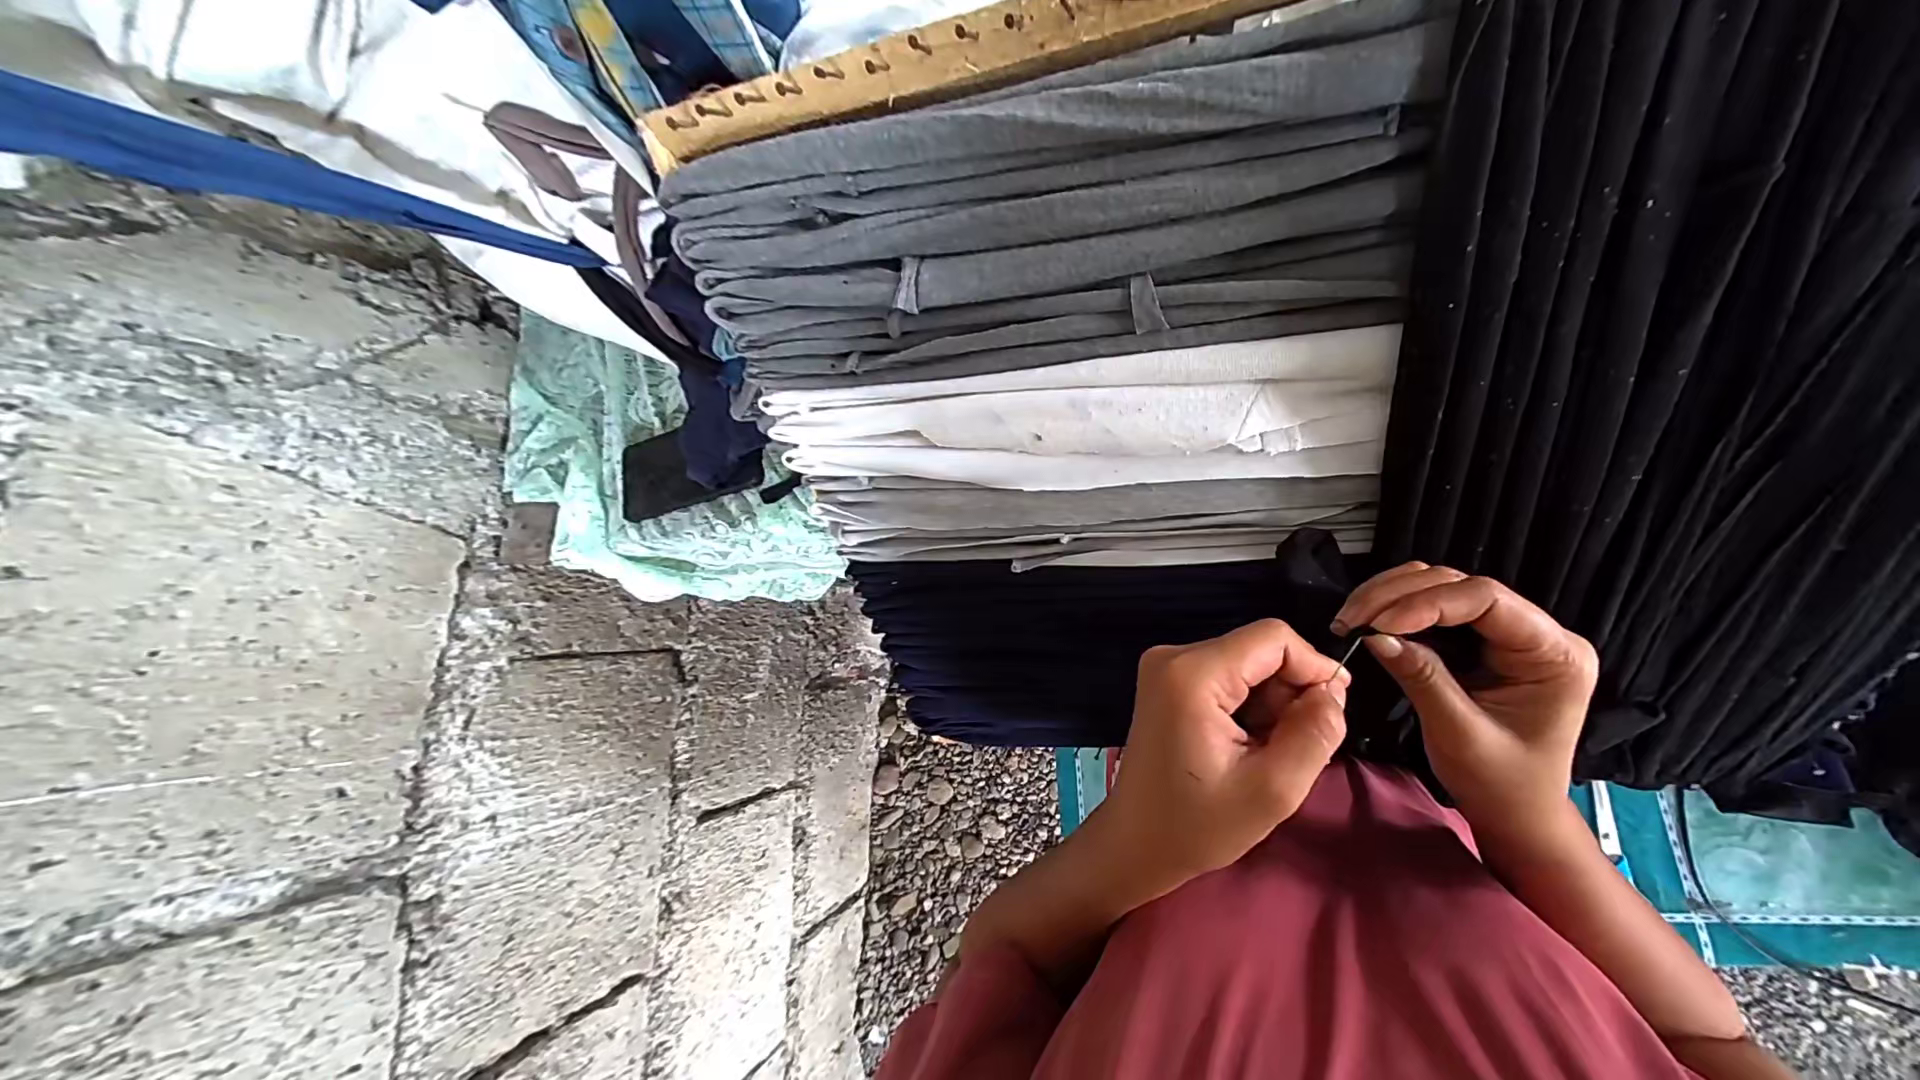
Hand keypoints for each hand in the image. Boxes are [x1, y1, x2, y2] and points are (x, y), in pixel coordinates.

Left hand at [1098, 619, 1349, 886]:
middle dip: (1290, 693)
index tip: (1332, 713)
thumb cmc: (1196, 824)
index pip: (1273, 637)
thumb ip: (1314, 733)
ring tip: (1265, 753)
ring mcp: (1166, 667)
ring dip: (1271, 703)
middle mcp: (1173, 656)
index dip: (1314, 667)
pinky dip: (1248, 706)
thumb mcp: (1273, 789)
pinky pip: (1226, 676)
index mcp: (1192, 673)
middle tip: (1294, 747)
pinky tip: (1245, 745)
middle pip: (1258, 649)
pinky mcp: (1167, 682)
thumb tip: (1334, 690)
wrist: (1135, 841)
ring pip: (1246, 663)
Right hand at [1332, 564, 1597, 835]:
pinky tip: (1365, 621)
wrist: (1511, 809)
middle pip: (1457, 584)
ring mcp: (1501, 630)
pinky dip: (1389, 606)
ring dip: (1386, 597)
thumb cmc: (1499, 781)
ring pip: (1437, 585)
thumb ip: (1423, 679)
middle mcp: (1533, 630)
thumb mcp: (1459, 734)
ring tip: (1350, 620)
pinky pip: (1427, 603)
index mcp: (1554, 653)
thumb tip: (1375, 636)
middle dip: (1396, 597)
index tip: (1376, 626)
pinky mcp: (1472, 636)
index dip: (1427, 604)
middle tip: (1348, 621)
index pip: (1487, 600)